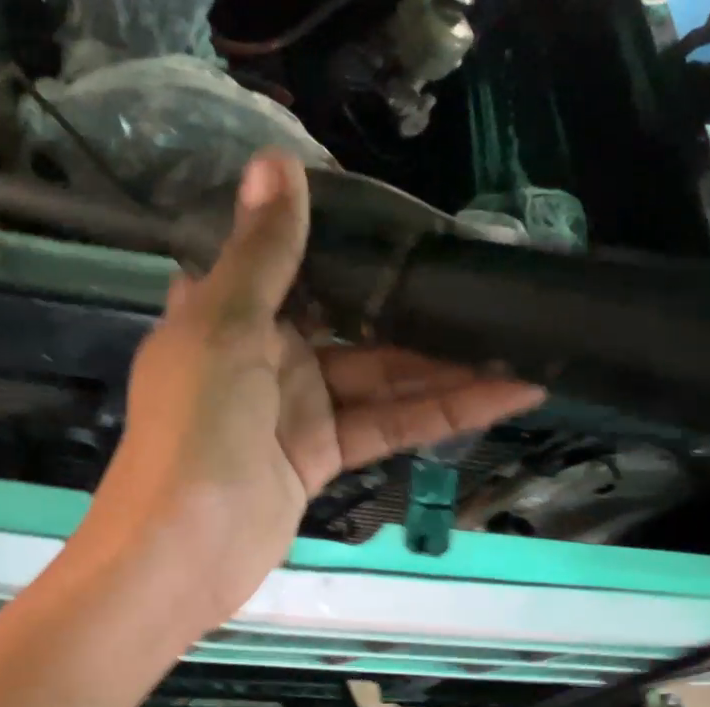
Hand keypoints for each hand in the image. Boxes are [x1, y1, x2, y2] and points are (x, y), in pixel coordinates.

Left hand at [79, 149, 544, 628]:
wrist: (181, 544)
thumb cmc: (193, 424)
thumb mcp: (223, 325)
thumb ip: (258, 253)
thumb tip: (274, 159)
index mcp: (217, 320)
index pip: (274, 265)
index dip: (325, 236)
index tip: (394, 207)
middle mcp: (251, 359)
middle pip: (339, 315)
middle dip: (403, 293)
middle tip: (489, 259)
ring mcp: (285, 411)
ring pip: (374, 369)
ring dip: (443, 352)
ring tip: (528, 321)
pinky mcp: (314, 458)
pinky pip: (386, 421)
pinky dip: (444, 407)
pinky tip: (517, 386)